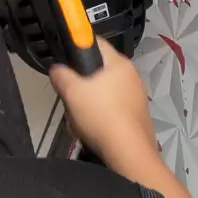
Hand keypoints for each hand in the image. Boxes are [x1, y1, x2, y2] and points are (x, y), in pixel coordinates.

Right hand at [49, 38, 157, 165]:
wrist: (130, 156)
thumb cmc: (101, 116)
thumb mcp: (71, 92)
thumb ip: (60, 74)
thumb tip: (57, 69)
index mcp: (119, 63)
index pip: (96, 42)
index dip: (78, 46)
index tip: (66, 58)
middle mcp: (133, 76)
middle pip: (101, 69)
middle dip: (84, 80)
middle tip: (71, 92)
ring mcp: (139, 98)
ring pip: (107, 91)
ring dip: (92, 100)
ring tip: (81, 115)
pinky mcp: (141, 118)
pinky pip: (116, 108)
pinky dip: (105, 115)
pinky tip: (96, 128)